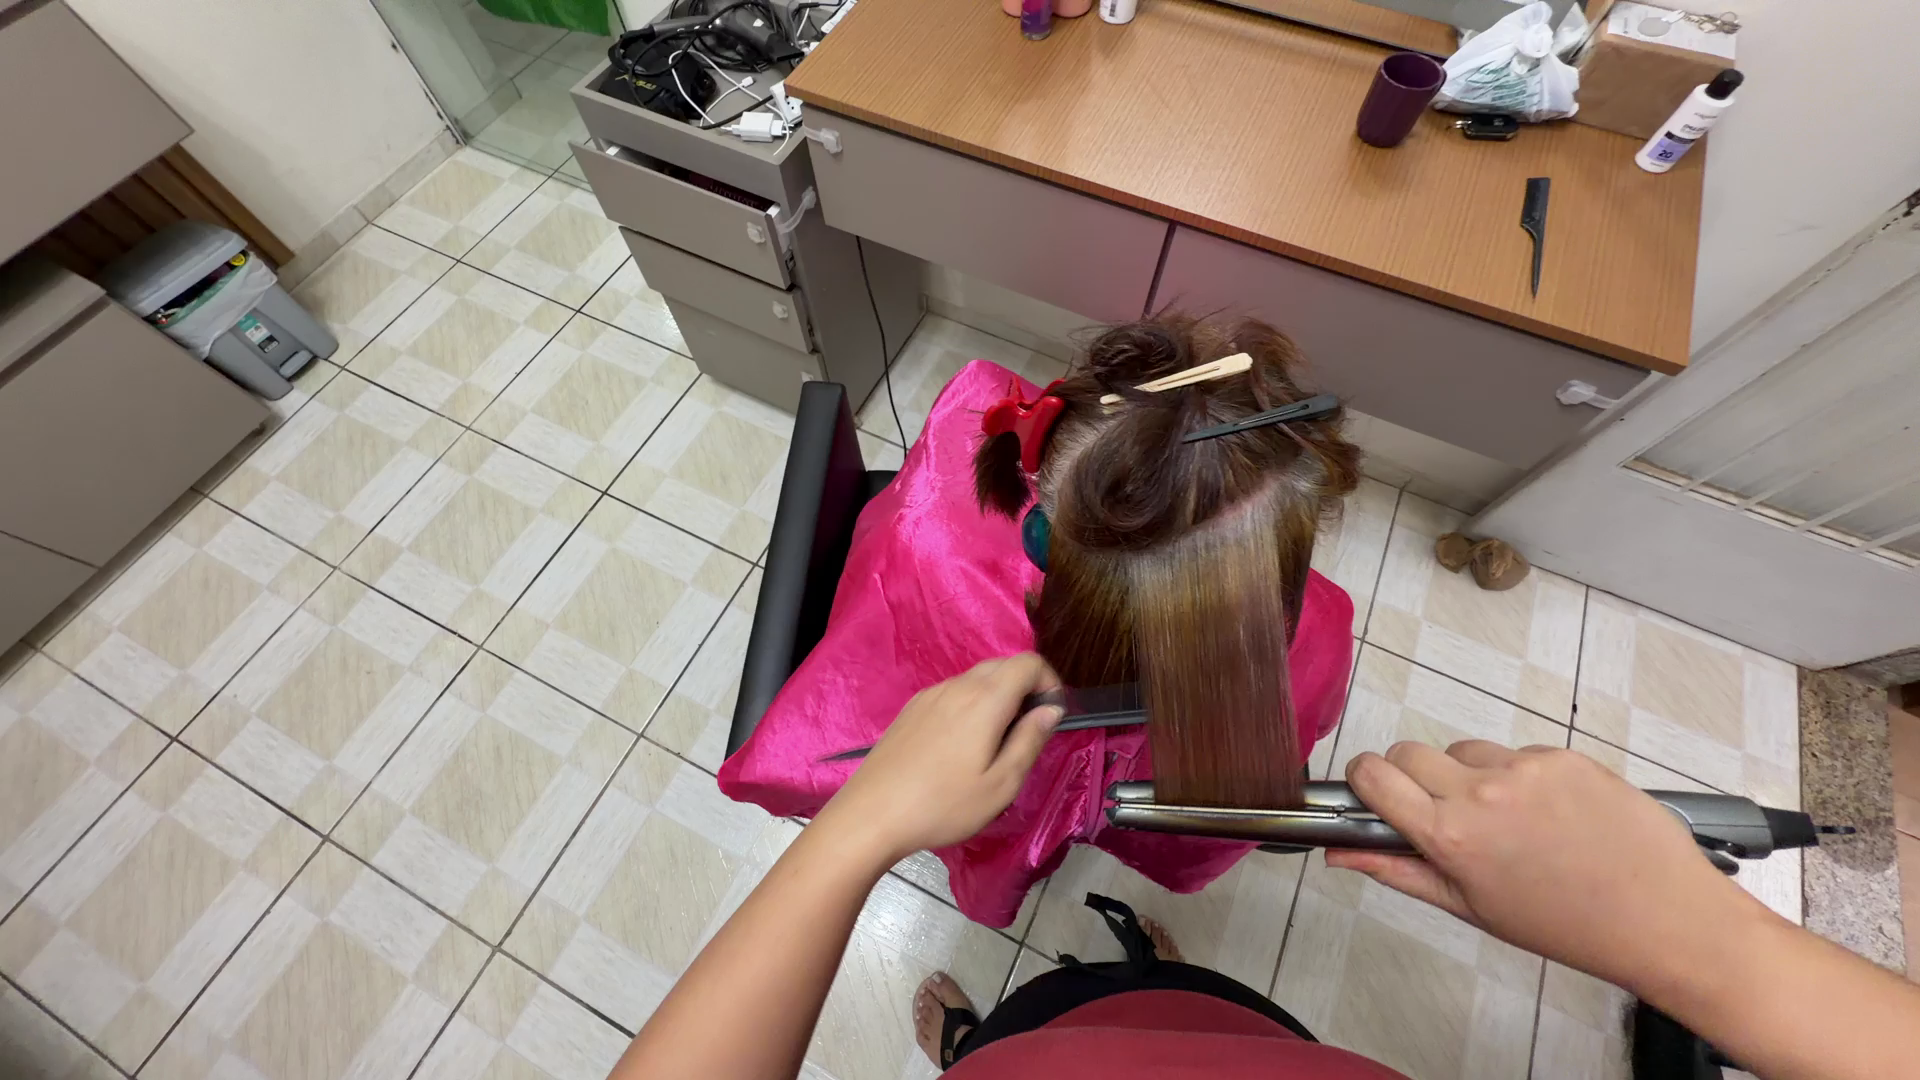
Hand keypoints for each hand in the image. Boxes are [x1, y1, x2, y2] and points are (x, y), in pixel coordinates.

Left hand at [812, 654, 1064, 863]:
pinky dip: (971, 705)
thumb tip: (1051, 709)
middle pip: (1004, 665)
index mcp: (985, 699)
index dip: (1050, 682)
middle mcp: (958, 685)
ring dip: (998, 698)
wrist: (871, 814)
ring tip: (993, 746)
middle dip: (1025, 689)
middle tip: (1026, 734)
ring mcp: (931, 694)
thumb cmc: (943, 804)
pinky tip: (960, 747)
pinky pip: (954, 692)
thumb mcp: (1001, 784)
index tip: (1050, 718)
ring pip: (977, 679)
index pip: (1029, 662)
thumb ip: (1031, 740)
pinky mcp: (912, 708)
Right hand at [1327, 741, 1763, 994]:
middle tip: (1447, 811)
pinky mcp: (1562, 756)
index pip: (1371, 773)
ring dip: (1469, 775)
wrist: (1674, 924)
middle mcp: (1480, 794)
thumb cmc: (1566, 925)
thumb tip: (1336, 853)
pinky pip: (1514, 752)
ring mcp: (1523, 769)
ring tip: (1512, 817)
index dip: (1365, 779)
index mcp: (1450, 836)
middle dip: (1413, 776)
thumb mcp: (1471, 907)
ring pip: (1461, 751)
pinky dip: (1520, 775)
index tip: (1376, 792)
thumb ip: (1397, 871)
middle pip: (1407, 751)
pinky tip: (1551, 810)